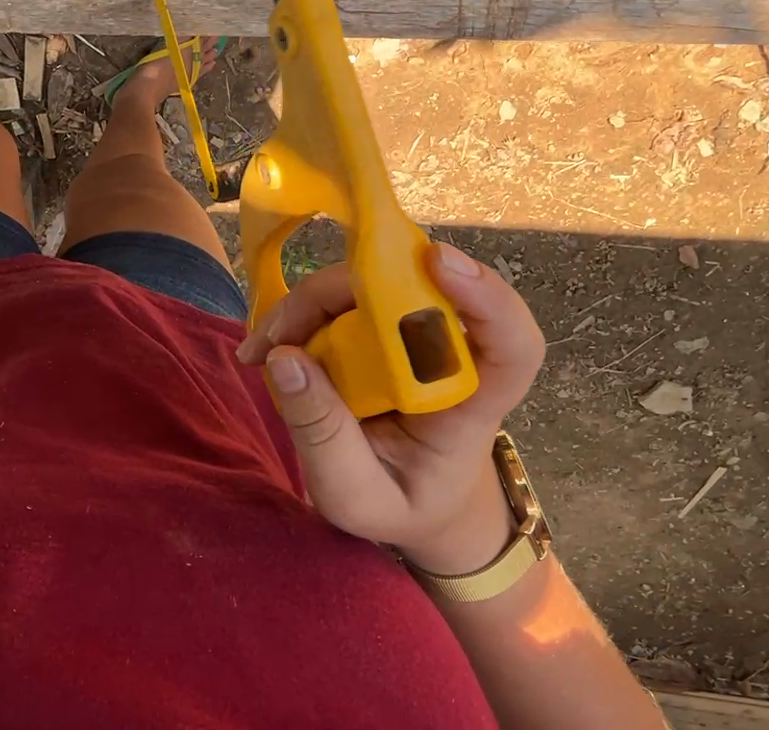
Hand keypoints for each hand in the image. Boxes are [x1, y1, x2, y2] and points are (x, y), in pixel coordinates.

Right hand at [237, 243, 545, 574]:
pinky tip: (267, 347)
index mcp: (469, 408)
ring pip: (363, 286)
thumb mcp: (354, 495)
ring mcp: (410, 335)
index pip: (510, 345)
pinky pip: (340, 298)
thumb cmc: (399, 505)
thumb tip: (284, 360)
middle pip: (404, 292)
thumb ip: (323, 437)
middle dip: (331, 298)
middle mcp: (447, 356)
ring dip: (302, 306)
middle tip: (272, 342)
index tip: (437, 264)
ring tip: (258, 354)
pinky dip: (296, 313)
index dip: (487, 297)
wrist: (411, 502)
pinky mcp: (377, 328)